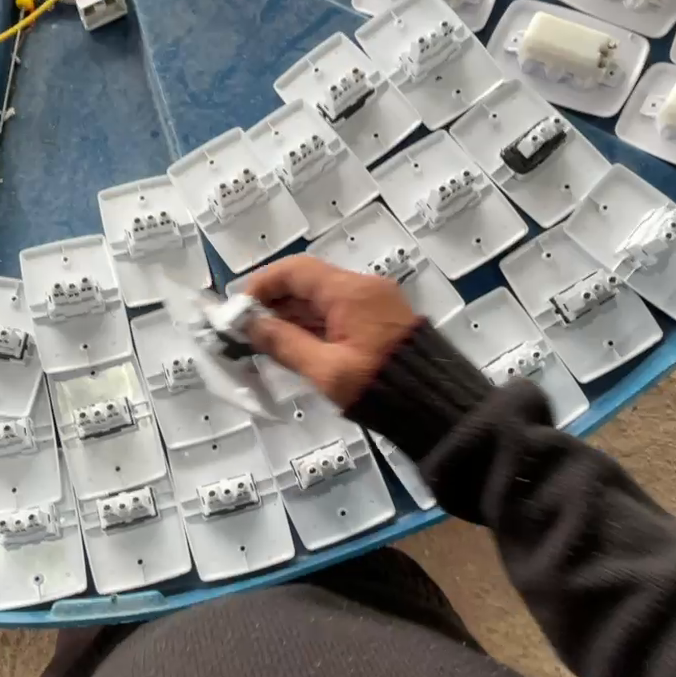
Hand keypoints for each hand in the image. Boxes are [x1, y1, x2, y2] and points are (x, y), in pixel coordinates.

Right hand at [241, 256, 419, 406]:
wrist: (435, 405)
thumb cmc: (378, 386)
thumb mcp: (325, 370)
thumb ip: (284, 343)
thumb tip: (249, 325)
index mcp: (349, 292)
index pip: (295, 270)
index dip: (262, 285)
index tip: (240, 309)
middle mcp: (362, 288)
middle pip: (308, 282)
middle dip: (274, 303)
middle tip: (247, 329)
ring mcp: (373, 302)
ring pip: (321, 298)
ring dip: (292, 315)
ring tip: (265, 341)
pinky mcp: (378, 320)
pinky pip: (337, 312)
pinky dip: (312, 324)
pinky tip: (294, 345)